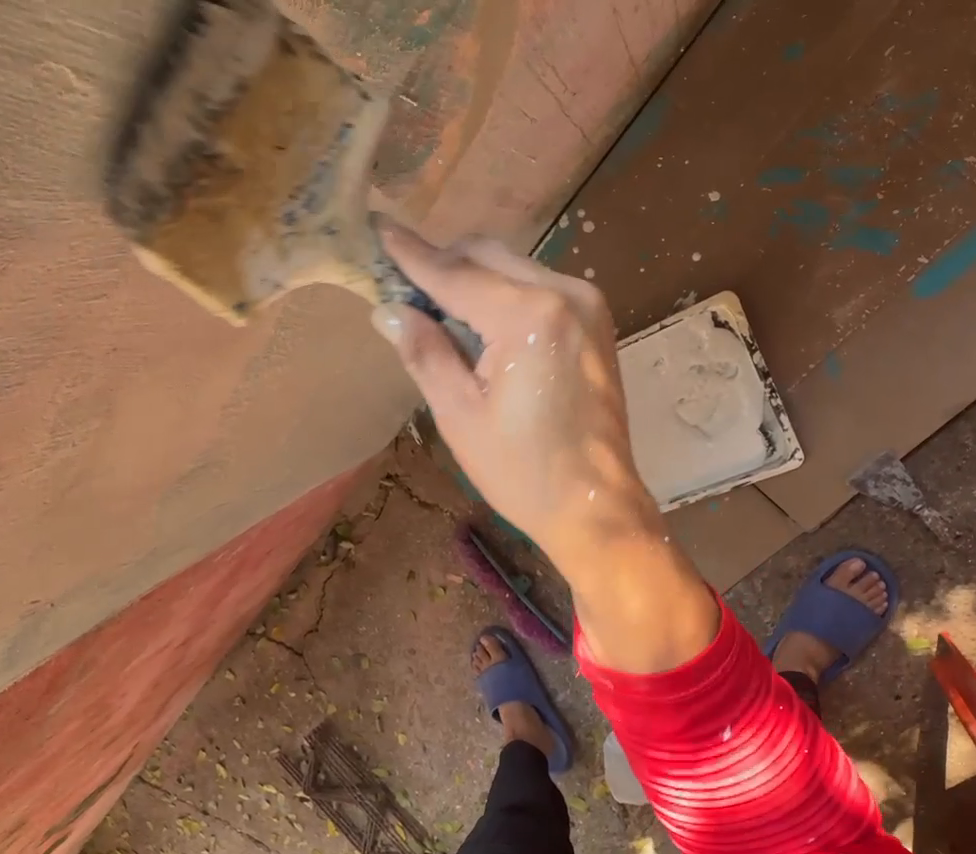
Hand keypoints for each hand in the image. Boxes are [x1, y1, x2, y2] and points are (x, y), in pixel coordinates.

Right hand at [371, 222, 719, 670]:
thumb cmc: (520, 469)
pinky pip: (536, 287)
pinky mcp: (595, 321)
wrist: (594, 502)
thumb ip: (424, 352)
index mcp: (529, 316)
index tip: (379, 229)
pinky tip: (479, 326)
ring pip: (513, 268)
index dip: (412, 255)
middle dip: (443, 265)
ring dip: (472, 279)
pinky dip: (502, 294)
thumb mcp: (458, 414)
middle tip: (402, 288)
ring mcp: (587, 304)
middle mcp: (565, 293)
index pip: (456, 274)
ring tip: (437, 313)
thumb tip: (388, 310)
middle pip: (488, 256)